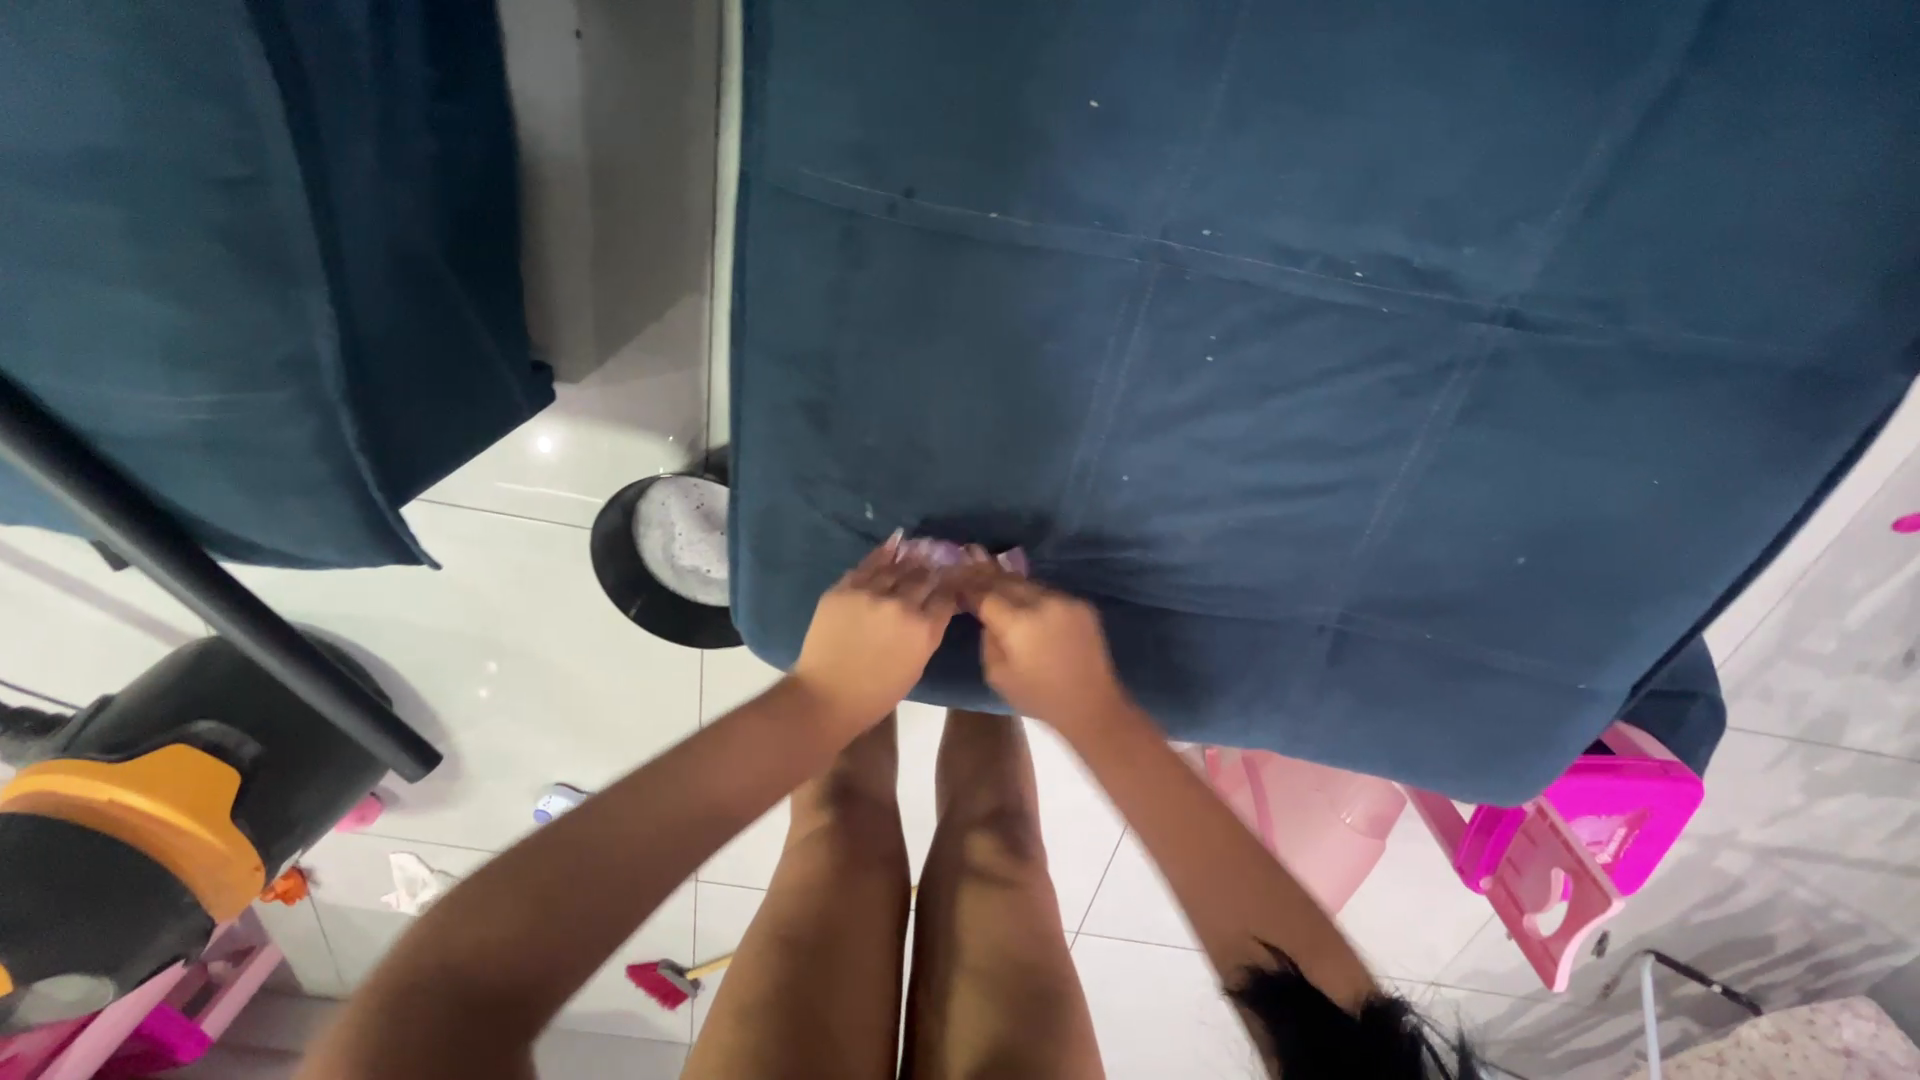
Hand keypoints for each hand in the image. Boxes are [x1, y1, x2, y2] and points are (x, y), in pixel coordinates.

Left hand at [790, 537, 956, 730]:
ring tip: (917, 548)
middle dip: (931, 569)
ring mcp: (871, 594)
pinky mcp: (845, 589)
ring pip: (897, 567)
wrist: (827, 696)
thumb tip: (933, 608)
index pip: (946, 596)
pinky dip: (883, 553)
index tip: (951, 579)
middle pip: (924, 577)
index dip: (950, 585)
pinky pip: (868, 565)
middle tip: (935, 561)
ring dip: (910, 558)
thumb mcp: (916, 665)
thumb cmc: (877, 693)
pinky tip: (894, 544)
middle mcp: (902, 606)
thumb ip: (928, 633)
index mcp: (924, 630)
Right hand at [968, 575, 1134, 733]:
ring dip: (1011, 584)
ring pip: (1029, 583)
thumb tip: (987, 618)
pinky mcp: (1082, 604)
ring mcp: (1065, 600)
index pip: (985, 594)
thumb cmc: (1039, 696)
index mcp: (1018, 623)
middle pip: (1006, 580)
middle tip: (971, 572)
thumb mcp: (996, 674)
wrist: (1090, 704)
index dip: (968, 589)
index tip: (956, 585)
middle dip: (986, 577)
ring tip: (996, 583)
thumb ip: (987, 639)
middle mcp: (1042, 602)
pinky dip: (1034, 595)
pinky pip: (1049, 593)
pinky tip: (1026, 602)